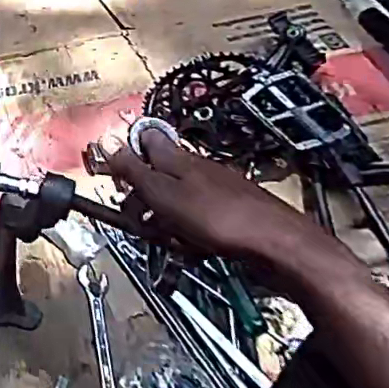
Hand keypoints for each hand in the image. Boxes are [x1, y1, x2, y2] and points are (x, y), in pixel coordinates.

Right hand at [106, 130, 353, 280]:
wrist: (282, 248)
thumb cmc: (220, 219)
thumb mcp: (163, 194)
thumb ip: (133, 169)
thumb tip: (106, 141)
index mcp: (176, 156)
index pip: (143, 138)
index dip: (127, 155)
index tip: (119, 180)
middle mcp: (197, 166)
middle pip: (158, 172)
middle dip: (144, 196)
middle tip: (140, 219)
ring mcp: (218, 188)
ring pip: (178, 196)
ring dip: (166, 217)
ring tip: (169, 239)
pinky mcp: (235, 212)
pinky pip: (200, 216)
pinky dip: (191, 230)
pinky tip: (195, 247)